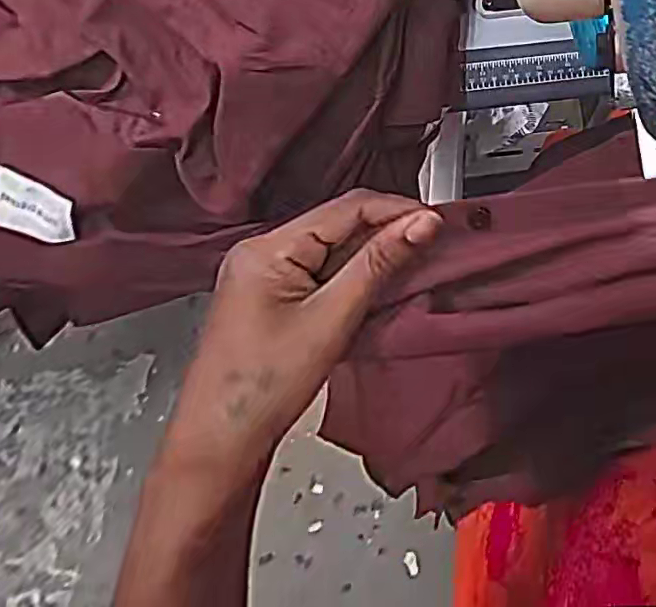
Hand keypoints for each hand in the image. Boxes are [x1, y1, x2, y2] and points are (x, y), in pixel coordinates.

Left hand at [162, 190, 441, 471]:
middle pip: (343, 221)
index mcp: (267, 249)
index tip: (436, 222)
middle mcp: (263, 251)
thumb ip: (381, 262)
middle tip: (432, 240)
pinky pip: (327, 265)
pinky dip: (359, 270)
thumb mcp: (333, 318)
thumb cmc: (260, 391)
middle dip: (390, 228)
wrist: (219, 448)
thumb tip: (421, 223)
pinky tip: (383, 279)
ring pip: (338, 243)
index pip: (349, 207)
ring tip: (415, 259)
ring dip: (378, 250)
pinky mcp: (276, 291)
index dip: (398, 210)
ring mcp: (268, 271)